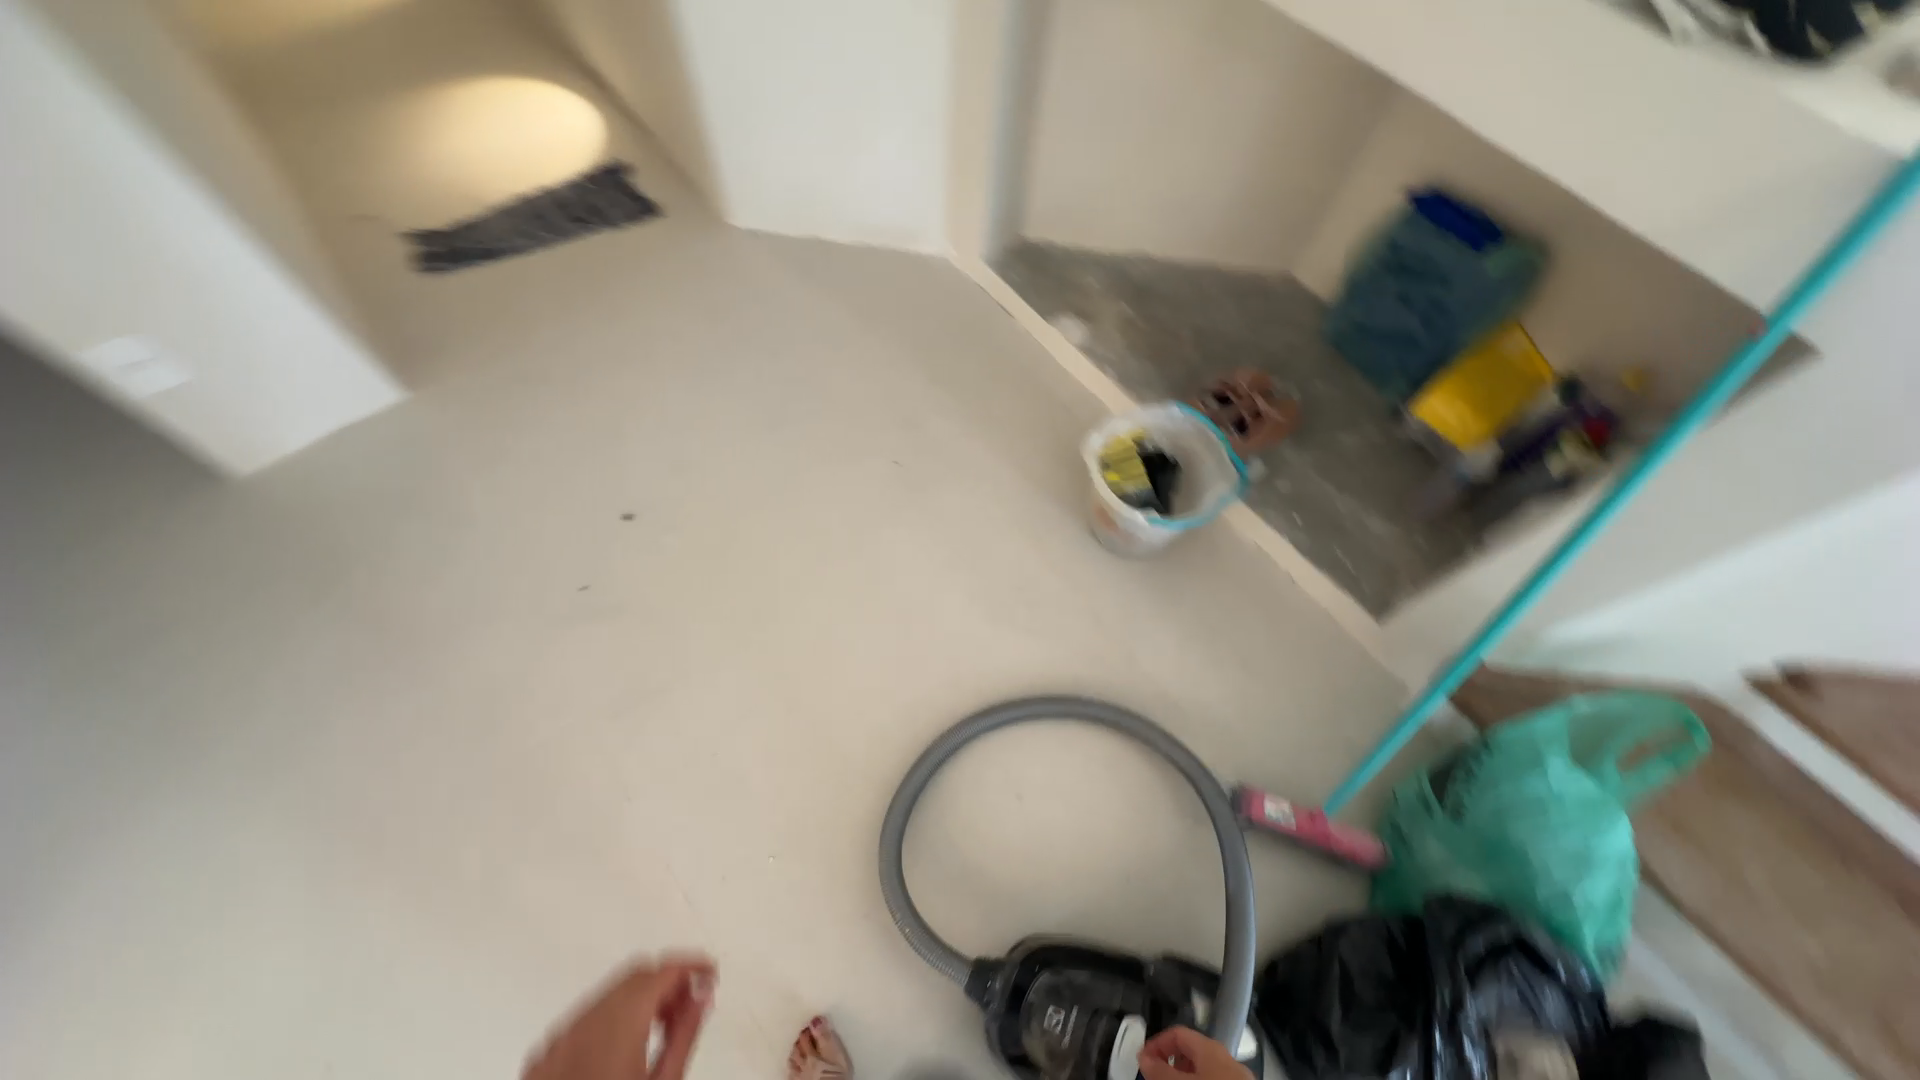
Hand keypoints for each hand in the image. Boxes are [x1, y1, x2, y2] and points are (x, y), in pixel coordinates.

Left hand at [525, 954, 715, 1079]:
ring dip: (640, 1000)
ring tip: (662, 1031)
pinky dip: (611, 1020)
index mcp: (619, 1025)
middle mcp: (583, 1023)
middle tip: (690, 1006)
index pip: (662, 971)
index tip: (709, 975)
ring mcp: (558, 1041)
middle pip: (634, 977)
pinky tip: (625, 1050)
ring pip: (607, 996)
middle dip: (667, 982)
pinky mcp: (543, 1059)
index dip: (691, 966)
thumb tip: (701, 999)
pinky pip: (583, 1021)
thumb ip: (685, 1035)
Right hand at [1137, 1026, 1254, 1079]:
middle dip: (1170, 1062)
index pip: (1177, 1033)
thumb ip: (1161, 1070)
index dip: (1157, 1044)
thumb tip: (1144, 1057)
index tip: (1143, 1060)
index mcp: (1211, 1048)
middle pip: (1191, 1052)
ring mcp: (1237, 1077)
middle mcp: (1226, 1058)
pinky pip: (1215, 1078)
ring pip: (1203, 1069)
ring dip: (1184, 1075)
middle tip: (1155, 1076)